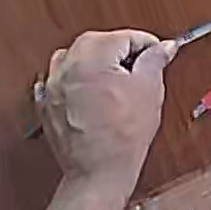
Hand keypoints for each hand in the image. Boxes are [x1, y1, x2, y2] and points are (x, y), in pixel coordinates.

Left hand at [36, 30, 174, 185]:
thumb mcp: (150, 90)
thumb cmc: (122, 137)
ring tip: (118, 82)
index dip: (148, 44)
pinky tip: (95, 94)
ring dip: (97, 64)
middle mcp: (66, 67)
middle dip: (122, 52)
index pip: (125, 36)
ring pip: (77, 59)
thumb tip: (163, 47)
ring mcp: (52, 86)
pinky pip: (62, 81)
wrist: (98, 173)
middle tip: (143, 68)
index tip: (159, 53)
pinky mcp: (47, 104)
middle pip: (98, 43)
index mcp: (91, 56)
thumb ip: (155, 60)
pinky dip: (78, 82)